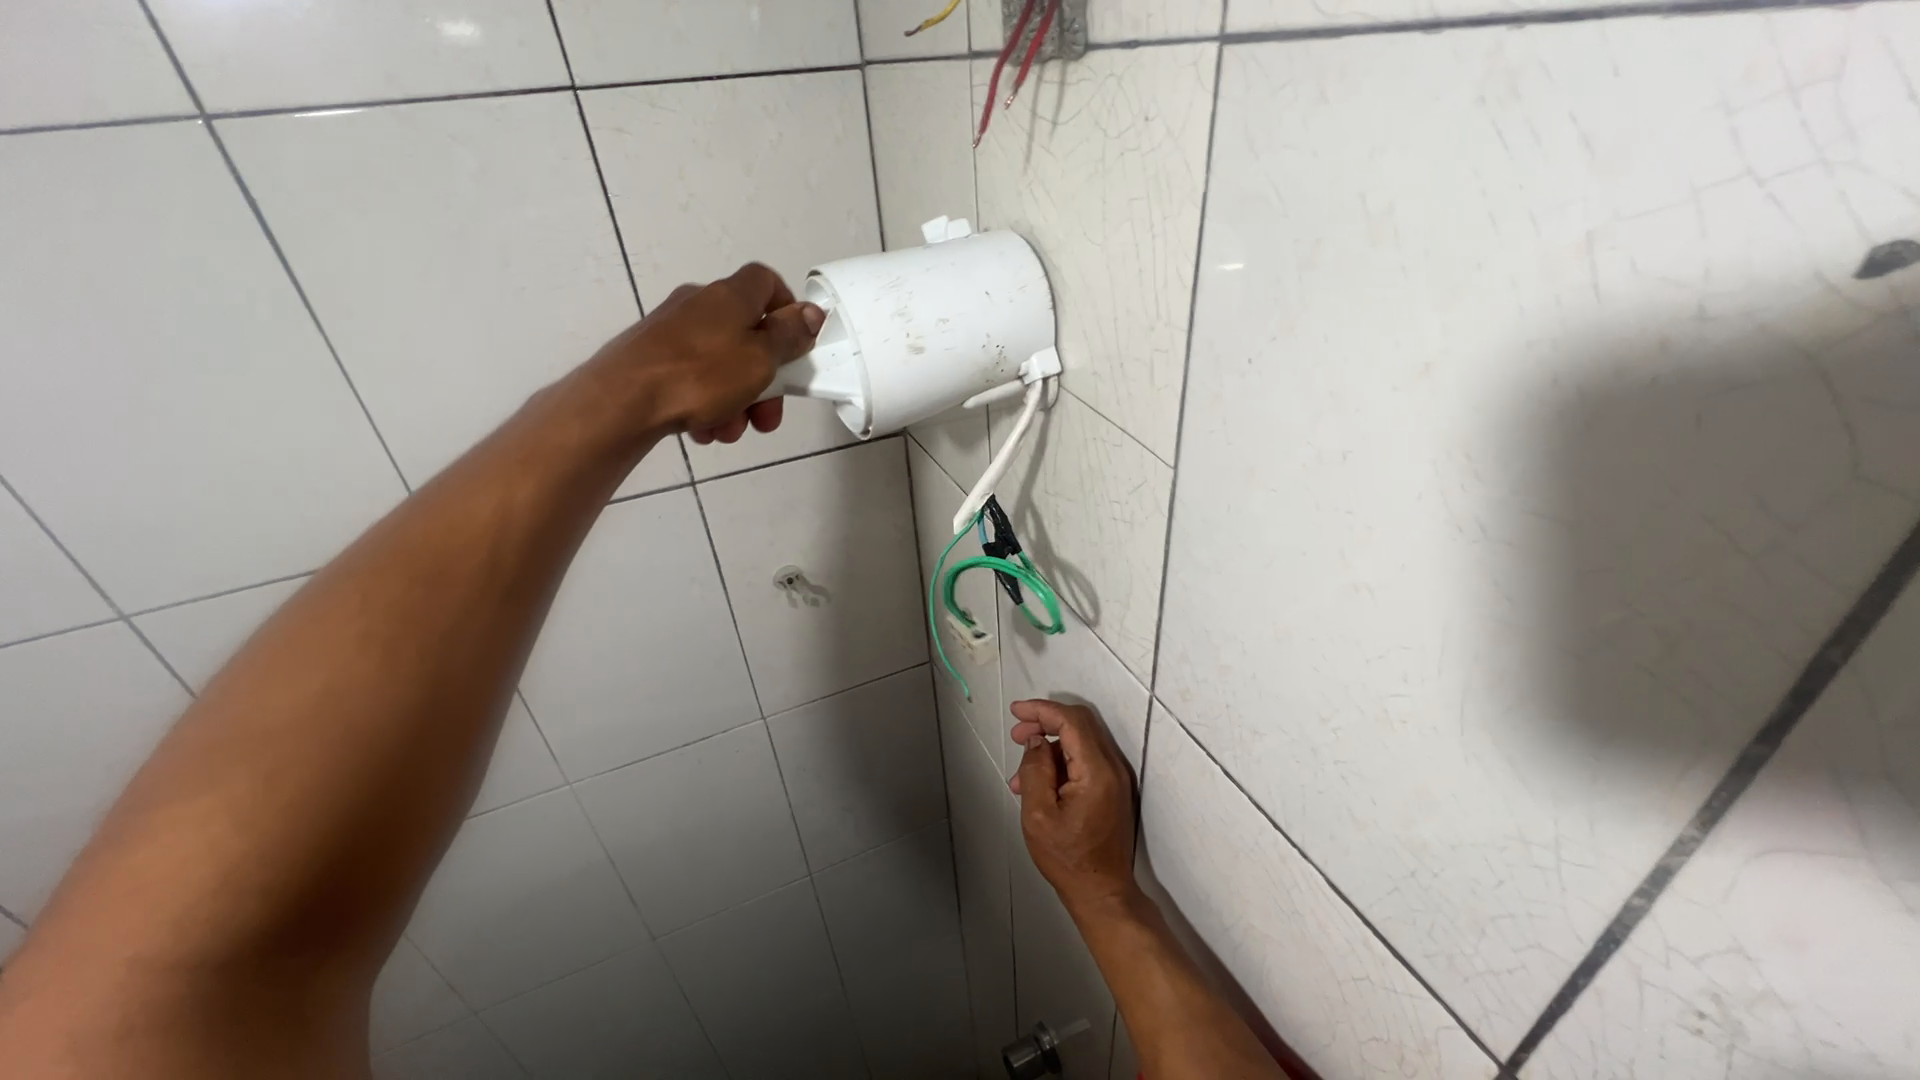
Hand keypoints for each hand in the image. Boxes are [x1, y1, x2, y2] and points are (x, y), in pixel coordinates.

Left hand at [587, 262, 822, 443]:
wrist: (622, 400)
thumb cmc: (700, 375)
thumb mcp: (760, 358)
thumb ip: (789, 337)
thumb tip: (811, 312)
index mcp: (730, 296)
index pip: (767, 282)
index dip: (787, 311)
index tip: (796, 345)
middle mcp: (700, 305)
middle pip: (746, 335)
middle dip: (764, 379)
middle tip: (767, 415)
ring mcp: (671, 332)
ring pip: (720, 364)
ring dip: (736, 399)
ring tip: (731, 429)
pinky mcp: (651, 358)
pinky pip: (692, 379)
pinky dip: (705, 403)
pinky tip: (703, 429)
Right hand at [1009, 699, 1139, 914]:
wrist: (1101, 892)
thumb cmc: (1067, 858)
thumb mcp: (1038, 815)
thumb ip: (1035, 771)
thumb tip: (1037, 742)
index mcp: (1096, 771)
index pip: (1071, 721)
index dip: (1042, 710)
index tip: (1016, 712)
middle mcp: (1112, 768)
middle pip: (1080, 724)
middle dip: (1045, 722)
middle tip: (1017, 735)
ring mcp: (1116, 779)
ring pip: (1082, 741)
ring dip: (1051, 746)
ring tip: (1021, 774)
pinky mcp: (1113, 790)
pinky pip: (1086, 760)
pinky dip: (1062, 761)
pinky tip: (1039, 783)